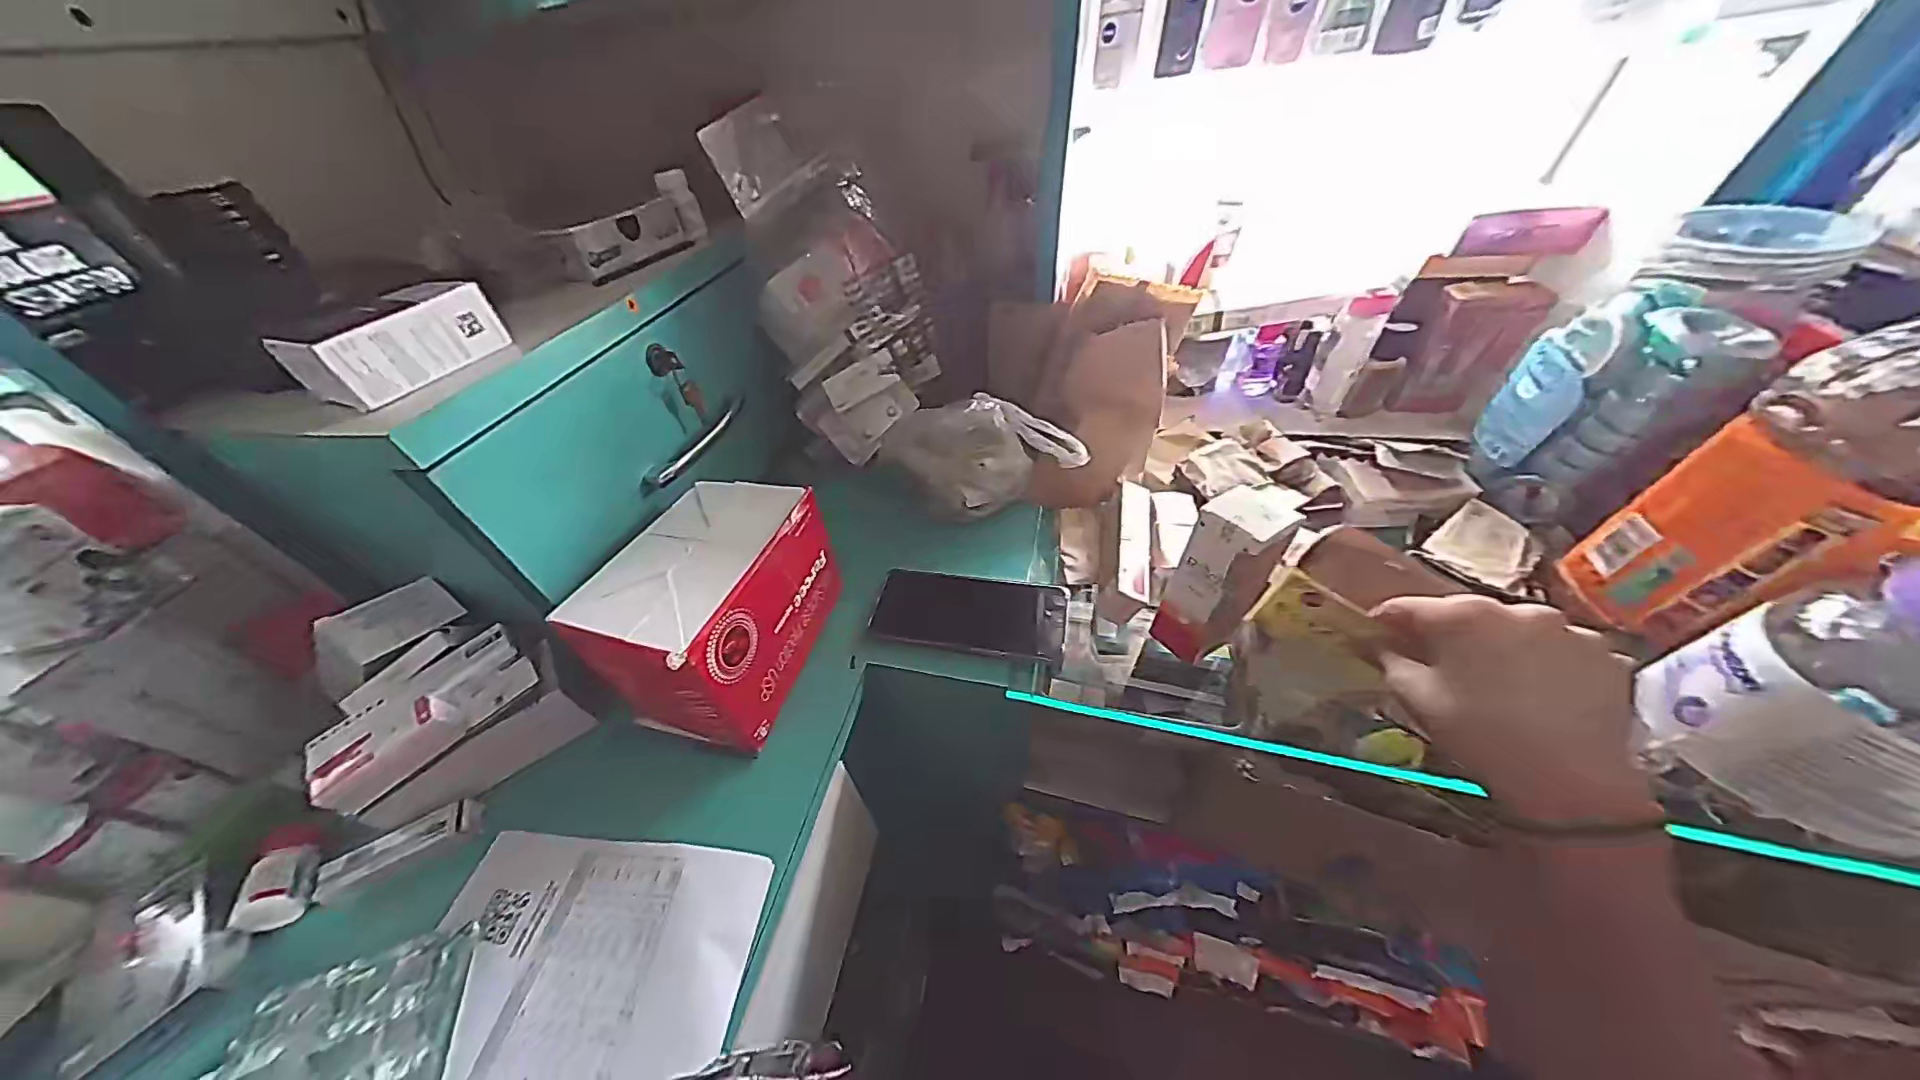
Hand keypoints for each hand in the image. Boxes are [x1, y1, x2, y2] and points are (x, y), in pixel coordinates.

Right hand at [1369, 595, 1655, 823]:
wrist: (1573, 784)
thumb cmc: (1479, 734)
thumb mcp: (1414, 696)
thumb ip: (1389, 659)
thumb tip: (1379, 643)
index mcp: (1461, 613)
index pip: (1406, 606)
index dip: (1385, 622)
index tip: (1376, 639)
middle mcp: (1514, 608)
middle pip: (1462, 613)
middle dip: (1444, 634)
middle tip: (1434, 663)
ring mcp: (1566, 628)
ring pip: (1511, 629)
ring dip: (1495, 645)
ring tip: (1492, 679)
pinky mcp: (1604, 653)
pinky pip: (1555, 647)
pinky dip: (1540, 661)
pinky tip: (1535, 690)